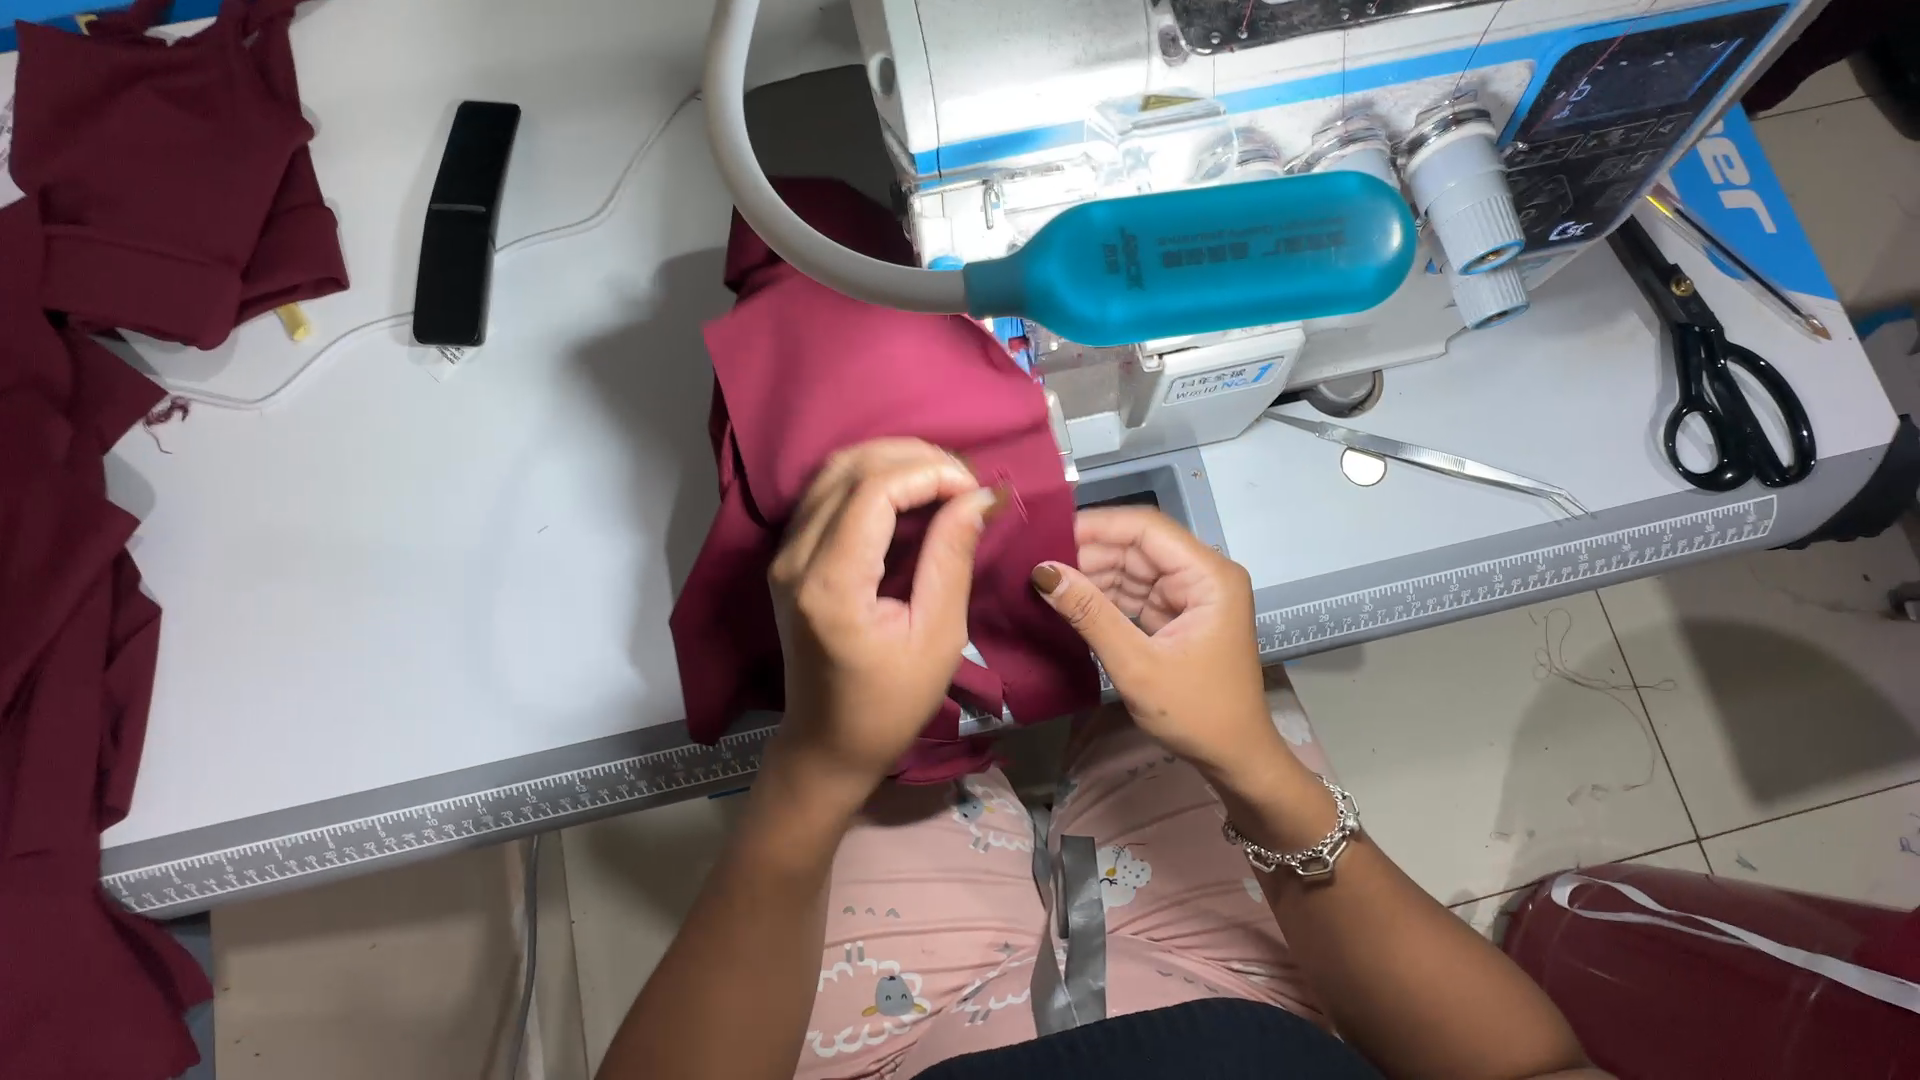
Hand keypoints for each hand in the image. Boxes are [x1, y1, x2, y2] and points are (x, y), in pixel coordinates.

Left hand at [767, 438, 999, 800]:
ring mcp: (784, 556)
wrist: (828, 743)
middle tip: (964, 479)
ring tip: (941, 480)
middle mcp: (795, 559)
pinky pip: (824, 494)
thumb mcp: (938, 637)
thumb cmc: (890, 704)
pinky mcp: (787, 558)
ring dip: (889, 462)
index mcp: (832, 584)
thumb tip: (976, 497)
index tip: (974, 488)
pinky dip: (868, 479)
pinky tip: (907, 494)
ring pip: (832, 472)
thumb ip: (950, 558)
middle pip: (848, 468)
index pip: (873, 490)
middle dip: (912, 457)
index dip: (929, 472)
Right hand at [1030, 507, 1296, 785]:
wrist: (1235, 758)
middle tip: (1037, 562)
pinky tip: (1070, 599)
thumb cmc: (1196, 712)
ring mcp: (1191, 595)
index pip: (1147, 529)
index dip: (1097, 526)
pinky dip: (1105, 597)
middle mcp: (1203, 574)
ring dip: (1093, 575)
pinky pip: (1136, 593)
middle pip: (1138, 546)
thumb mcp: (1136, 665)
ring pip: (1133, 568)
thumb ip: (1090, 613)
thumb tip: (1043, 572)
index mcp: (1209, 576)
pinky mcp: (1178, 614)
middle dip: (1089, 553)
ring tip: (1046, 580)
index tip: (1048, 535)